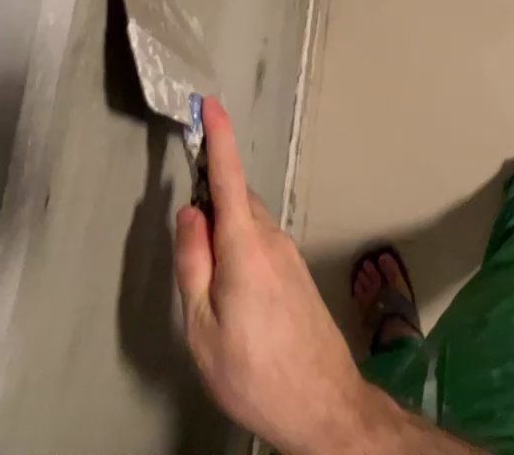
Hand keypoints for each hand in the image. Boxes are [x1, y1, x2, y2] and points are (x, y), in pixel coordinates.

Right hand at [173, 98, 370, 454]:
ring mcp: (289, 256)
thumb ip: (193, 263)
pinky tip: (233, 297)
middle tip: (188, 248)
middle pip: (235, 200)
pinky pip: (260, 243)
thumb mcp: (203, 326)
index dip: (220, 138)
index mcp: (245, 247)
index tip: (212, 104)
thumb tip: (188, 212)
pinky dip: (239, 249)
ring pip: (247, 223)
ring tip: (209, 290)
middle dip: (209, 202)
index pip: (229, 178)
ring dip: (223, 232)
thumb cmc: (254, 371)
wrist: (325, 408)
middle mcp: (272, 240)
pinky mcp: (296, 273)